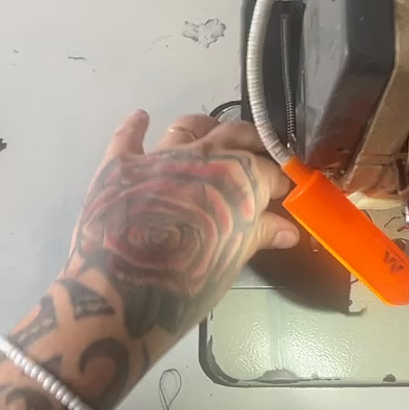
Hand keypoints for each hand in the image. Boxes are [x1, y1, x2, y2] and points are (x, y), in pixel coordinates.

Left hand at [62, 111, 296, 354]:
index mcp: (239, 177)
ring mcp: (160, 156)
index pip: (270, 171)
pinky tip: (141, 118)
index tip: (284, 191)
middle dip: (253, 141)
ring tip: (211, 134)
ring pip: (188, 126)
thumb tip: (288, 229)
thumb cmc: (189, 280)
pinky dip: (136, 125)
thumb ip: (261, 234)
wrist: (122, 291)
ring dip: (204, 127)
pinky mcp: (120, 165)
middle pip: (235, 134)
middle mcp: (203, 155)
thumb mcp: (234, 259)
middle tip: (258, 153)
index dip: (280, 181)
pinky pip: (128, 136)